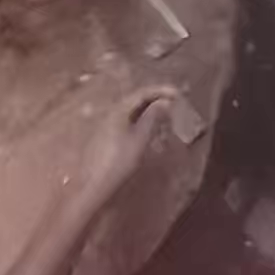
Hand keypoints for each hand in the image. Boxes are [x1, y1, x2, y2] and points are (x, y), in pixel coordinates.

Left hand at [76, 86, 177, 210]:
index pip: (142, 93)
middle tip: (175, 101)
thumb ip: (152, 118)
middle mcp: (113, 112)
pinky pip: (130, 118)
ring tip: (166, 112)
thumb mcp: (140, 138)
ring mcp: (110, 123)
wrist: (96, 183)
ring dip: (150, 107)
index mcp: (120, 110)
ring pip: (133, 109)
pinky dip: (143, 117)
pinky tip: (150, 125)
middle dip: (156, 97)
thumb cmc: (120, 160)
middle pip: (137, 98)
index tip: (178, 94)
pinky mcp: (109, 134)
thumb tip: (165, 102)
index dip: (161, 91)